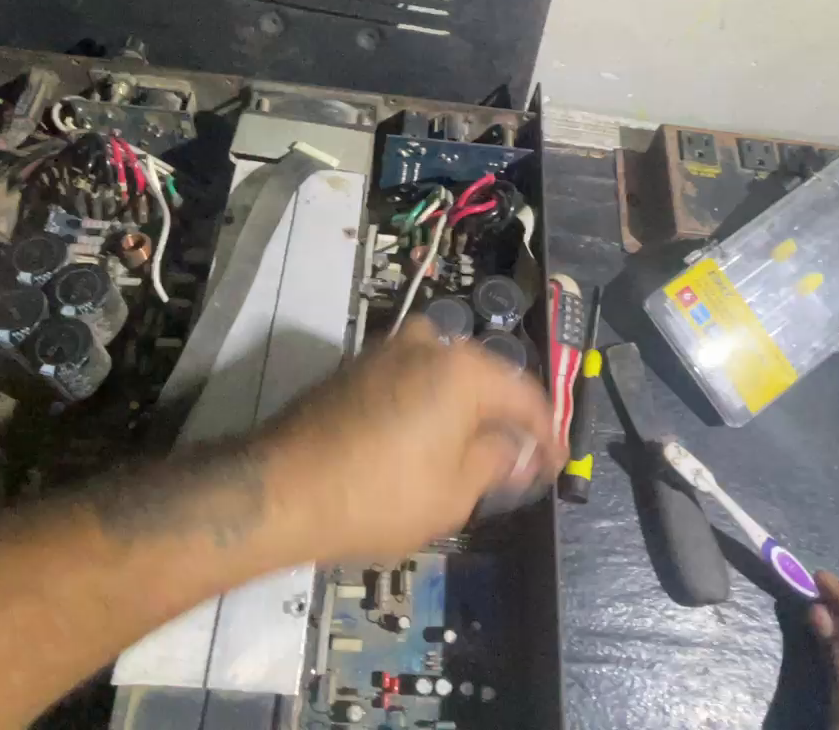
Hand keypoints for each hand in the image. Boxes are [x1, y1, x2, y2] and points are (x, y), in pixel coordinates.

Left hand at [258, 319, 562, 562]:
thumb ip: (497, 460)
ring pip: (447, 373)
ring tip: (476, 448)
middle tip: (519, 458)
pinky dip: (432, 401)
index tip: (557, 463)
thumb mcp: (455, 491)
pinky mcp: (359, 363)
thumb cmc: (379, 494)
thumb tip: (519, 449)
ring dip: (467, 407)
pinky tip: (432, 434)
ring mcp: (389, 348)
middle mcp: (430, 343)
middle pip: (486, 378)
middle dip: (506, 418)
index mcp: (463, 368)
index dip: (548, 433)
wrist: (282, 487)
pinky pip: (414, 376)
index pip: (525, 397)